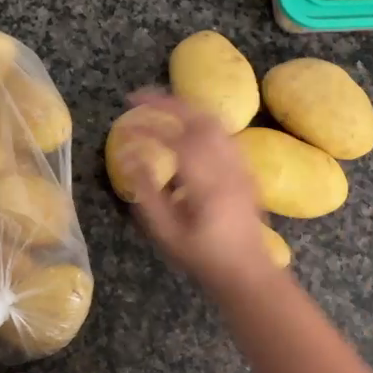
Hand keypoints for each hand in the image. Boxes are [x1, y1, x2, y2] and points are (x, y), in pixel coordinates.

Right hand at [114, 89, 278, 285]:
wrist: (247, 273)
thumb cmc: (201, 257)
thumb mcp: (165, 231)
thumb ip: (146, 192)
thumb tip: (129, 158)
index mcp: (206, 182)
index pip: (173, 139)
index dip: (146, 127)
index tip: (124, 127)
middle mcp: (227, 166)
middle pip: (198, 118)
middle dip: (166, 102)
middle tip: (138, 98)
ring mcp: (241, 166)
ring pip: (214, 121)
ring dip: (185, 109)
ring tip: (160, 107)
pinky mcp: (246, 170)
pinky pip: (224, 133)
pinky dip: (201, 121)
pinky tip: (186, 128)